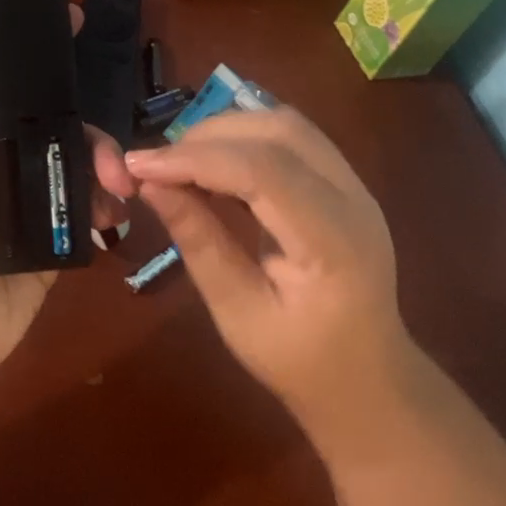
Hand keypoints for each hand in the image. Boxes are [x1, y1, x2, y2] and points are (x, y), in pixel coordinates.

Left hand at [0, 76, 132, 407]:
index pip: (13, 125)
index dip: (49, 113)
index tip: (82, 115)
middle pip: (49, 156)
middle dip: (88, 152)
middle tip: (117, 171)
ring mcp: (19, 231)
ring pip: (65, 191)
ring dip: (97, 185)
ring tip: (122, 195)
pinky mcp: (40, 267)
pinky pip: (73, 234)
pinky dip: (96, 222)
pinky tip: (115, 219)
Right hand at [123, 108, 413, 427]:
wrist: (369, 381)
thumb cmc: (300, 361)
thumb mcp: (237, 312)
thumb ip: (198, 242)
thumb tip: (150, 185)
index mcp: (332, 242)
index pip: (261, 170)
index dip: (194, 159)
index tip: (137, 165)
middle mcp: (353, 199)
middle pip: (277, 132)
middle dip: (206, 136)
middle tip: (155, 165)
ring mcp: (355, 186)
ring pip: (285, 124)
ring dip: (226, 131)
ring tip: (180, 162)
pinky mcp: (344, 183)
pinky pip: (292, 139)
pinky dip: (245, 140)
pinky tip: (213, 168)